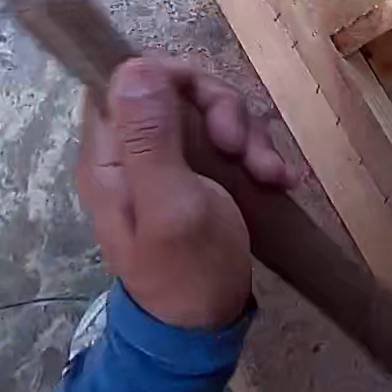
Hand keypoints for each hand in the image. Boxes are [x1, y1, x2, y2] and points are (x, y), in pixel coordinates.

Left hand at [75, 56, 294, 329]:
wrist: (208, 326)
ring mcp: (171, 158)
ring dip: (248, 135)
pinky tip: (278, 179)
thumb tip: (134, 66)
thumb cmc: (186, 271)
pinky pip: (232, 136)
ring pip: (212, 110)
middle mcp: (137, 148)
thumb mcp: (172, 204)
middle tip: (243, 149)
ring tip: (269, 174)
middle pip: (179, 89)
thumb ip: (151, 138)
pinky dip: (258, 151)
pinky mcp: (202, 170)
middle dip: (223, 110)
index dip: (171, 77)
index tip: (208, 104)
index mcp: (113, 154)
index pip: (127, 80)